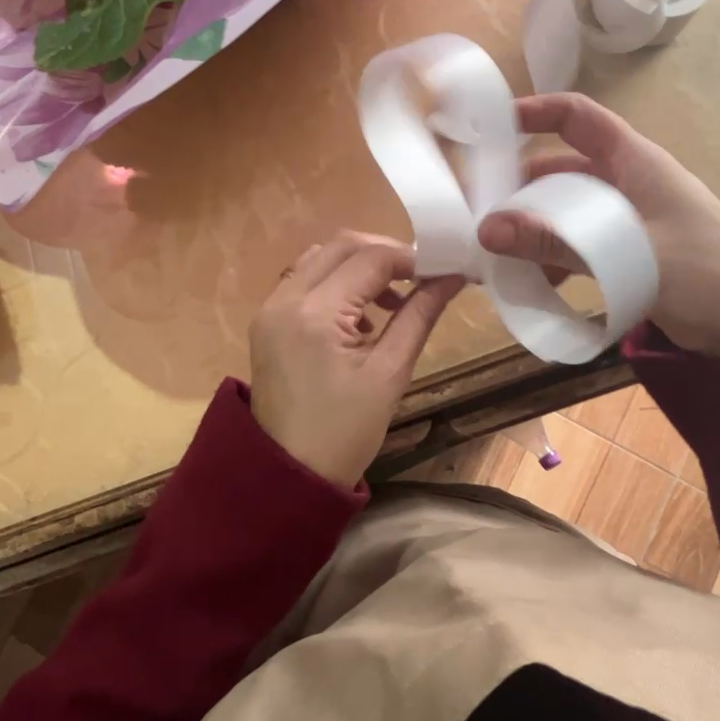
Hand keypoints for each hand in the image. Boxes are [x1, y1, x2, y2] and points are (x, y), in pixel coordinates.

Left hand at [251, 232, 464, 486]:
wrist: (289, 474)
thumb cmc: (345, 432)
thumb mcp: (391, 372)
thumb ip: (420, 315)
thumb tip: (453, 277)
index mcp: (316, 312)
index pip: (370, 259)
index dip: (412, 259)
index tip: (444, 271)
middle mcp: (285, 298)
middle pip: (341, 246)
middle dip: (385, 255)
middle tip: (421, 279)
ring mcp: (269, 309)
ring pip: (319, 259)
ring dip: (358, 267)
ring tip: (394, 301)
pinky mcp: (266, 322)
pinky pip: (303, 281)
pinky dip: (334, 283)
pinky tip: (361, 317)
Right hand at [477, 93, 719, 361]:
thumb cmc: (707, 273)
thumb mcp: (626, 254)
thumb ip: (556, 242)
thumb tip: (487, 229)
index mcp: (635, 162)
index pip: (578, 117)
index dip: (535, 112)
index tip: (490, 130)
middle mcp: (627, 183)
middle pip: (560, 168)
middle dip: (518, 188)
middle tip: (478, 214)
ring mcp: (626, 221)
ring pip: (564, 211)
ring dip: (531, 229)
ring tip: (495, 256)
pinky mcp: (626, 256)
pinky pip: (576, 246)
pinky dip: (550, 258)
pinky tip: (530, 283)